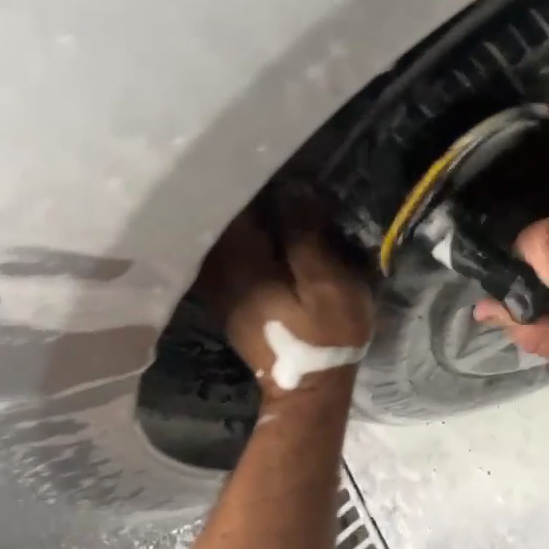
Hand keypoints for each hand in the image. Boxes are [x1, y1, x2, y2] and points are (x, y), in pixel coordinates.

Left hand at [195, 188, 374, 401]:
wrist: (310, 389)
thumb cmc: (325, 334)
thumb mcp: (328, 282)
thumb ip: (306, 236)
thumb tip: (293, 189)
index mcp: (244, 266)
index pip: (234, 211)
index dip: (249, 183)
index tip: (266, 159)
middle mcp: (222, 276)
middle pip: (222, 224)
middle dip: (238, 196)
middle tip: (261, 169)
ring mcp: (222, 293)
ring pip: (220, 242)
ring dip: (236, 219)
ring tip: (260, 194)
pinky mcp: (232, 304)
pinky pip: (226, 260)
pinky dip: (237, 241)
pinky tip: (256, 231)